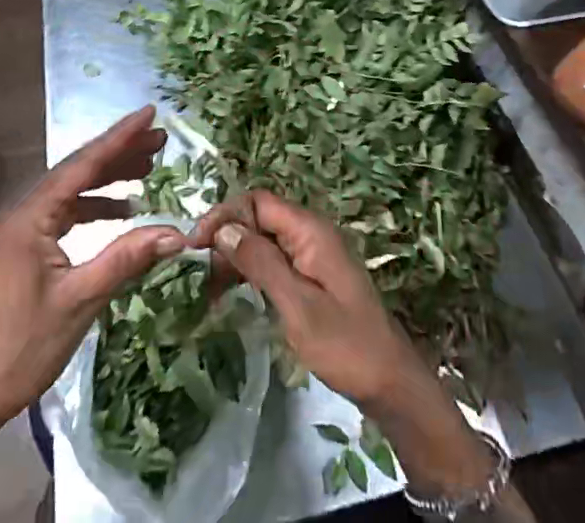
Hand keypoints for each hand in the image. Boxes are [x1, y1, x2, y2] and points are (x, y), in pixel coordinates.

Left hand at [0, 105, 186, 436]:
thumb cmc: (18, 349)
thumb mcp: (78, 303)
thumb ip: (125, 260)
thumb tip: (176, 232)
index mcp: (29, 218)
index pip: (81, 166)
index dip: (119, 138)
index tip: (149, 113)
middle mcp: (21, 214)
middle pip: (75, 173)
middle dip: (118, 154)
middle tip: (159, 140)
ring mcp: (18, 233)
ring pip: (69, 193)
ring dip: (107, 180)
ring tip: (147, 169)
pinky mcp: (20, 251)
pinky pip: (62, 215)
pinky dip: (93, 209)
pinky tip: (119, 212)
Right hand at [188, 189, 421, 406]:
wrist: (389, 382)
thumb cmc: (345, 344)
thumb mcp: (297, 305)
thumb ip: (261, 263)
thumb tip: (224, 229)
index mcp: (310, 231)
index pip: (258, 201)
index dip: (225, 216)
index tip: (196, 245)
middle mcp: (311, 234)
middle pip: (258, 218)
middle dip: (225, 237)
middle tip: (196, 272)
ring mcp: (312, 255)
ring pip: (263, 240)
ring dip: (234, 257)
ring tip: (206, 287)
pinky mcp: (311, 277)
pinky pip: (273, 261)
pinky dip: (249, 271)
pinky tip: (230, 292)